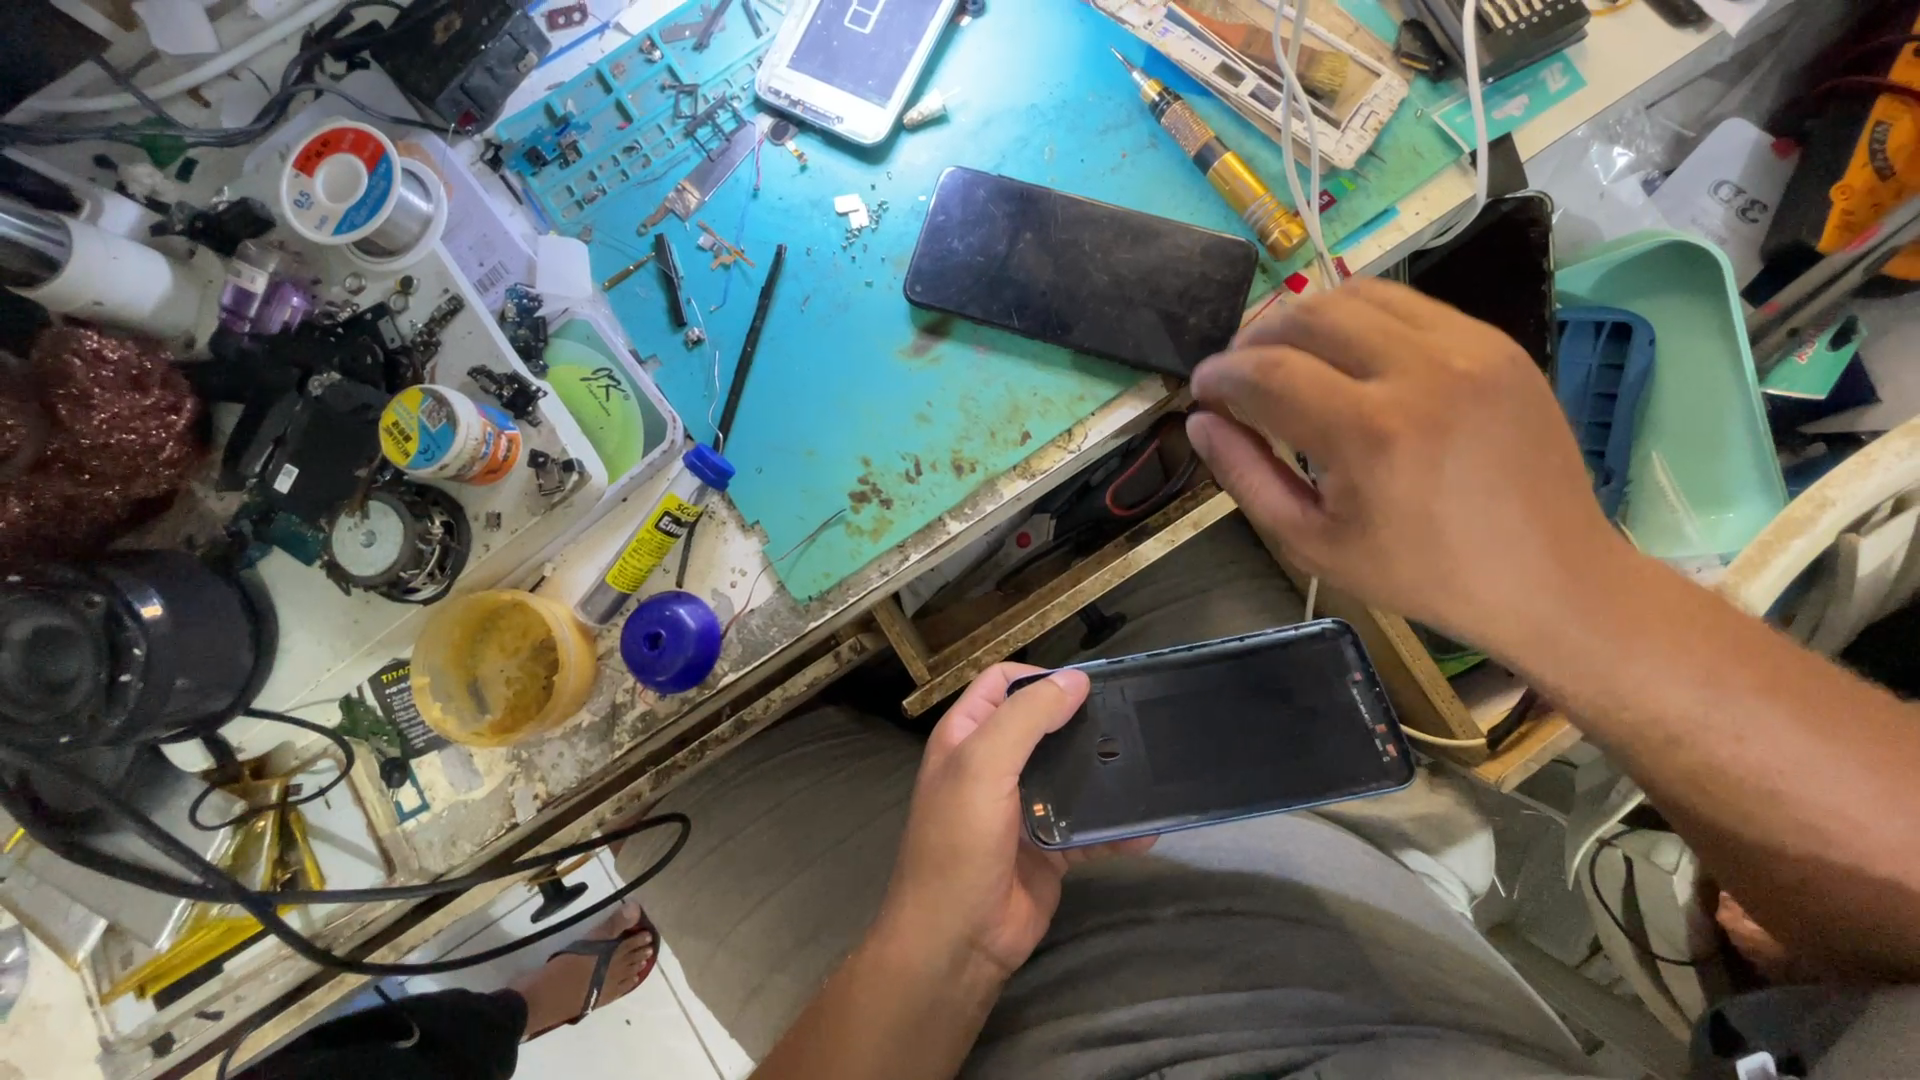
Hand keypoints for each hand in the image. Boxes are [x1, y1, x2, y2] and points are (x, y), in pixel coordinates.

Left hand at [874, 664, 1152, 982]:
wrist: (957, 941)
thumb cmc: (959, 842)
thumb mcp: (983, 765)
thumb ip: (1027, 717)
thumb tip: (1076, 679)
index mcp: (967, 736)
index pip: (1001, 683)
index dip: (1039, 676)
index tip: (1087, 684)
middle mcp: (994, 765)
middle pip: (1044, 726)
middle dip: (1083, 721)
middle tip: (1132, 718)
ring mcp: (1023, 808)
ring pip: (1071, 775)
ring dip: (1106, 773)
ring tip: (1148, 766)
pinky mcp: (1049, 848)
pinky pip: (1089, 827)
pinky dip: (1116, 828)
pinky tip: (1145, 830)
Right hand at [1188, 280, 1627, 649]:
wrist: (1550, 576)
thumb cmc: (1420, 574)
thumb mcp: (1313, 544)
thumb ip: (1246, 477)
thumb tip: (1200, 422)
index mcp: (1370, 434)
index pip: (1268, 374)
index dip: (1220, 376)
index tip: (1200, 389)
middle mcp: (1421, 372)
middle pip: (1308, 316)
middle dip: (1253, 337)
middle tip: (1236, 372)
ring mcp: (1468, 348)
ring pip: (1357, 294)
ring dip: (1303, 318)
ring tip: (1285, 356)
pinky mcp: (1496, 343)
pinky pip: (1407, 304)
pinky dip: (1357, 319)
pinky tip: (1346, 356)